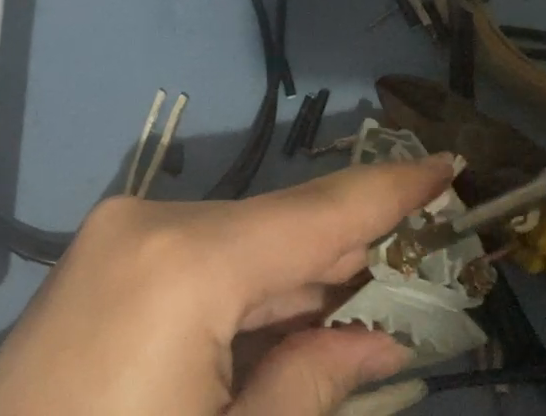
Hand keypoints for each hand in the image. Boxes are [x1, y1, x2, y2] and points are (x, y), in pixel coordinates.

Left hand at [0, 158, 455, 415]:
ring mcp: (116, 234)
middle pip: (276, 228)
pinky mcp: (100, 257)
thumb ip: (311, 382)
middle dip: (349, 250)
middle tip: (427, 263)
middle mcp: (149, 221)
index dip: (387, 191)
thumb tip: (379, 342)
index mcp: (187, 261)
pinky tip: (290, 312)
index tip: (445, 163)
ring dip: (298, 272)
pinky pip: (194, 257)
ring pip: (235, 242)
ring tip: (370, 296)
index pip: (313, 214)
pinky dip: (245, 283)